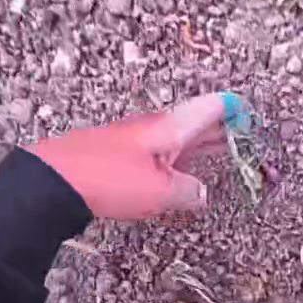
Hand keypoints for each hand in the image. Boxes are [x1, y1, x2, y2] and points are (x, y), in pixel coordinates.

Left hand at [26, 94, 228, 219]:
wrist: (52, 181)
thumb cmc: (108, 179)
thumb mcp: (160, 191)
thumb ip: (188, 191)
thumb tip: (202, 193)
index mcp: (170, 129)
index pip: (210, 109)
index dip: (232, 109)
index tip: (250, 113)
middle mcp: (154, 128)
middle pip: (195, 122)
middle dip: (220, 129)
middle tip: (242, 133)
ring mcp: (134, 140)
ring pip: (177, 137)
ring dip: (199, 144)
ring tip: (218, 149)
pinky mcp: (117, 155)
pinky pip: (158, 152)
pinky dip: (177, 158)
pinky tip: (178, 170)